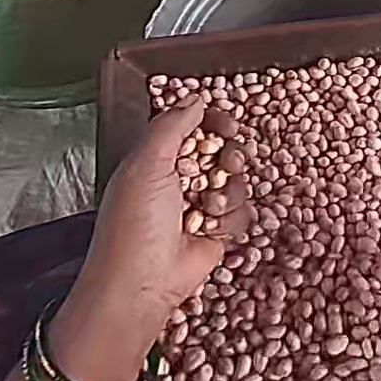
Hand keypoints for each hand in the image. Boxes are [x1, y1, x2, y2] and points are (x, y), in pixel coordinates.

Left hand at [72, 98, 250, 337]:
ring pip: (237, 181)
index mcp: (158, 158)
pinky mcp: (219, 229)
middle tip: (227, 165)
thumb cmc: (136, 223)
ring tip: (208, 208)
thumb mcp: (147, 164)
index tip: (228, 126)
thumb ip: (172, 125)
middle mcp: (182, 178)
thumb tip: (196, 97)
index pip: (195, 126)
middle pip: (224, 150)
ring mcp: (202, 204)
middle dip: (230, 157)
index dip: (215, 122)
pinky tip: (212, 230)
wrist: (143, 282)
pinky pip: (243, 211)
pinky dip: (231, 220)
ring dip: (228, 193)